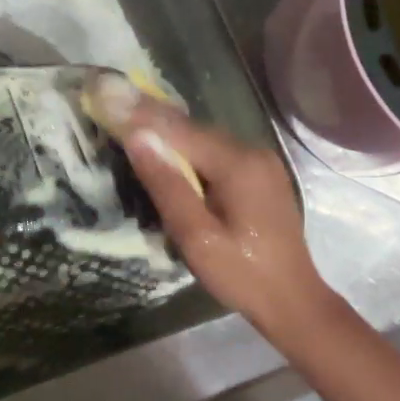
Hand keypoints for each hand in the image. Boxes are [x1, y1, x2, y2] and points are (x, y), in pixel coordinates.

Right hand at [85, 72, 331, 332]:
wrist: (293, 303)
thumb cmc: (241, 275)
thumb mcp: (196, 237)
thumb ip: (167, 185)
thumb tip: (137, 138)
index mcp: (238, 164)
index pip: (178, 129)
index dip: (139, 115)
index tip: (105, 98)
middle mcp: (252, 151)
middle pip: (191, 129)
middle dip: (151, 120)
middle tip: (110, 108)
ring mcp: (259, 161)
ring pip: (202, 139)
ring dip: (167, 135)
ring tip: (128, 126)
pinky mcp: (259, 174)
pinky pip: (214, 152)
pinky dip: (186, 150)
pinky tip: (166, 155)